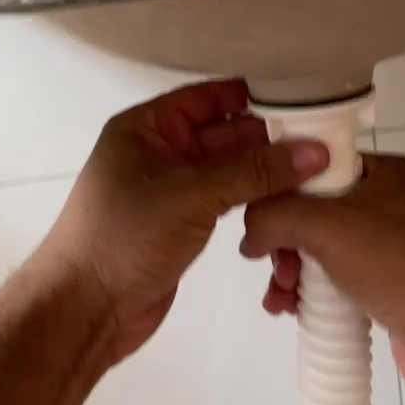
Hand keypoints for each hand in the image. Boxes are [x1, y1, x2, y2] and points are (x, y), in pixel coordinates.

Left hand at [33, 80, 329, 364]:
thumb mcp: (192, 193)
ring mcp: (170, 190)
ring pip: (226, 169)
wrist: (83, 309)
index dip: (249, 94)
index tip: (300, 97)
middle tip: (322, 138)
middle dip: (266, 136)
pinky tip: (289, 199)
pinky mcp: (181, 224)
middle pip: (221, 133)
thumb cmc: (127, 234)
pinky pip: (224, 200)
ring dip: (264, 170)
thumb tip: (316, 151)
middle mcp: (158, 152)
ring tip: (317, 167)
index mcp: (147, 127)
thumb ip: (255, 171)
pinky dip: (252, 198)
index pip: (205, 97)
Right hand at [240, 153, 404, 399]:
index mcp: (384, 172)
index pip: (317, 166)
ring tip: (281, 301)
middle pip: (314, 212)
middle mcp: (389, 203)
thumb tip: (248, 235)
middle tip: (276, 270)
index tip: (261, 221)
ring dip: (293, 273)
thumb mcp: (326, 225)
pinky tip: (294, 312)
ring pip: (322, 250)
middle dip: (285, 243)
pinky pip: (337, 280)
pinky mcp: (391, 288)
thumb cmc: (399, 266)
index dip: (284, 190)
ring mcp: (392, 248)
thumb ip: (275, 215)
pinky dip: (313, 293)